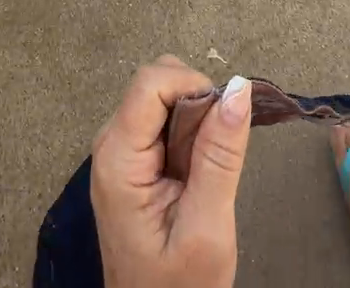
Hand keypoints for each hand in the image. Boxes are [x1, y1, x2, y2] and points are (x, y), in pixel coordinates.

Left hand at [90, 57, 253, 287]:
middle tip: (219, 151)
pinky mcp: (132, 158)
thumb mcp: (207, 227)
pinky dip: (189, 130)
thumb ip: (220, 156)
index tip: (225, 121)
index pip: (150, 82)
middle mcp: (110, 143)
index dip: (193, 86)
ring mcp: (119, 149)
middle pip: (154, 83)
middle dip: (196, 100)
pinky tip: (199, 169)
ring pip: (161, 96)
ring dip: (195, 116)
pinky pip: (162, 120)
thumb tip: (239, 89)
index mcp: (118, 158)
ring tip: (209, 167)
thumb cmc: (181, 287)